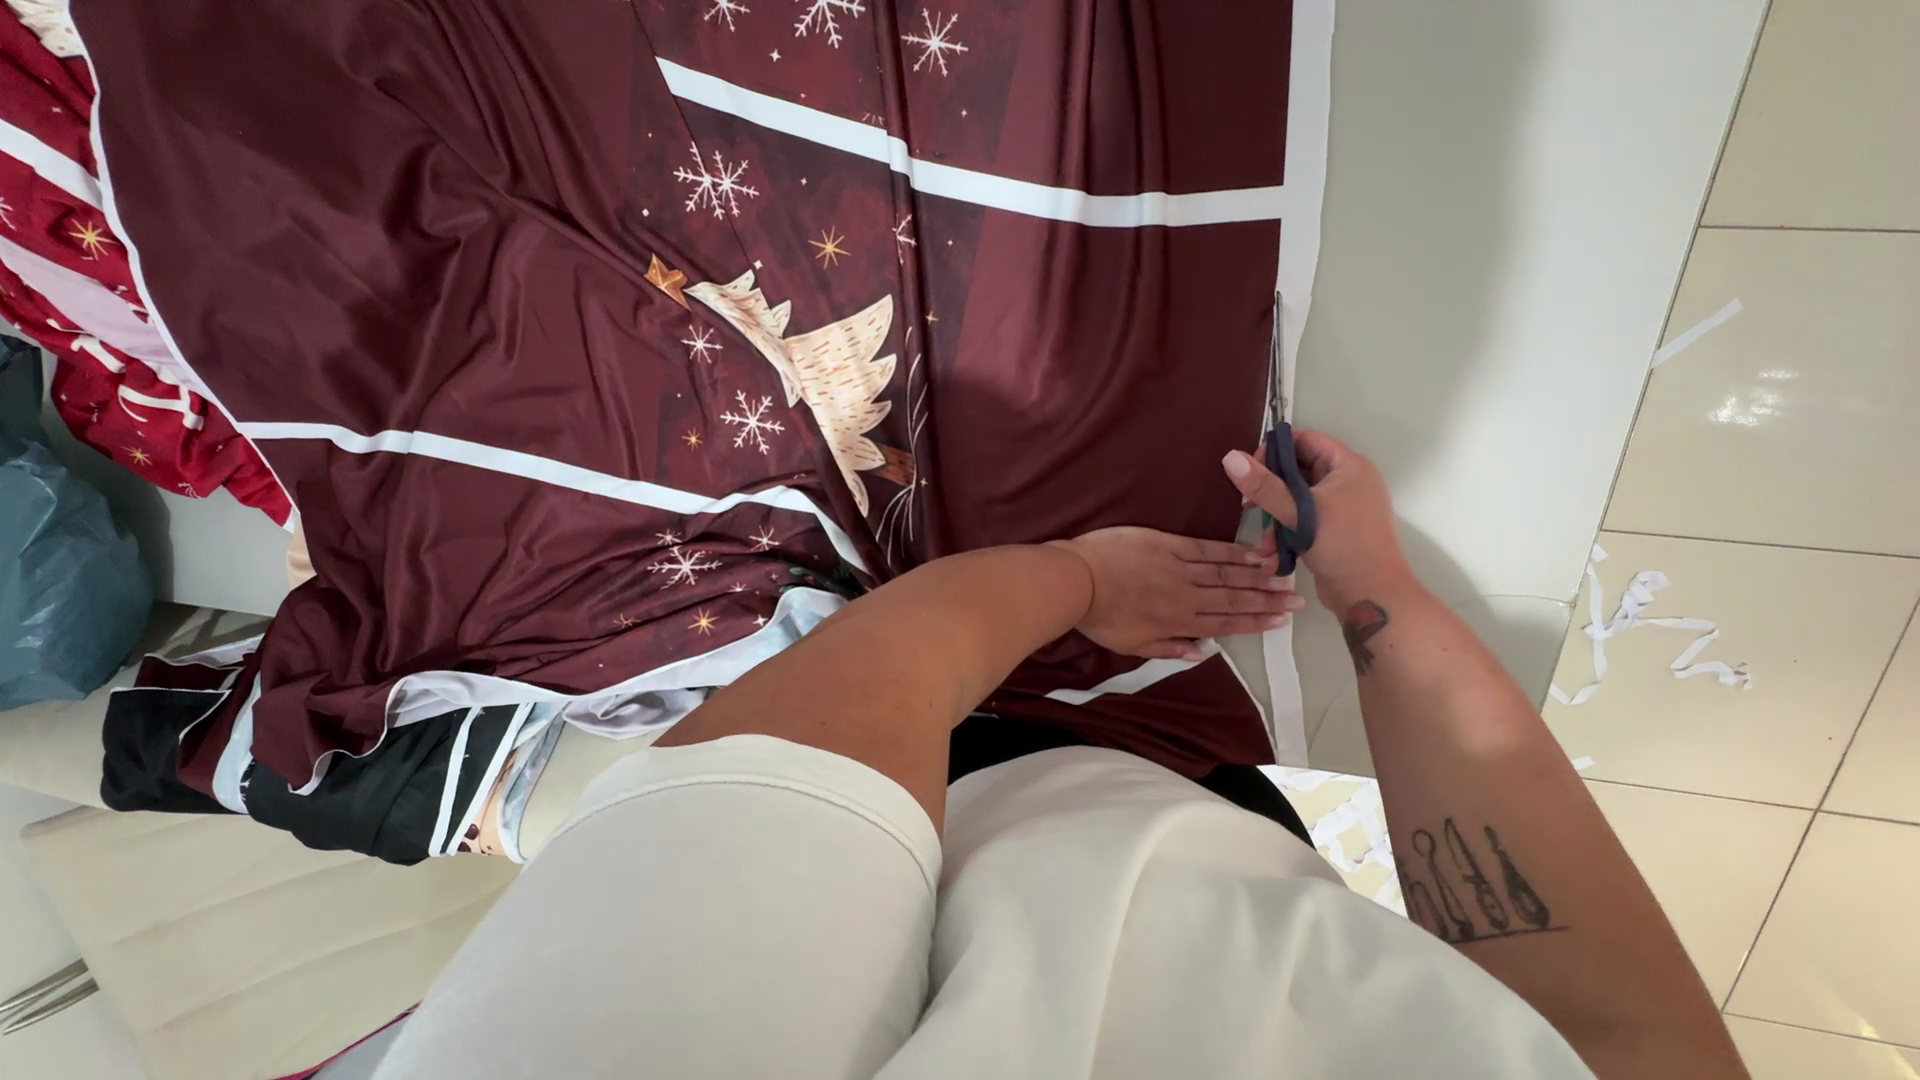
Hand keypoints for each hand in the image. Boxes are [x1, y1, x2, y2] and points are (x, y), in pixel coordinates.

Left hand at [1049, 527, 1303, 660]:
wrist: (1077, 580)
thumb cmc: (1099, 616)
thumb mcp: (1131, 646)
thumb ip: (1168, 649)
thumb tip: (1201, 653)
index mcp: (1178, 622)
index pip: (1225, 623)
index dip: (1255, 621)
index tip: (1280, 621)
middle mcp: (1187, 596)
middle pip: (1234, 597)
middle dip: (1266, 599)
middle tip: (1297, 599)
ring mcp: (1180, 568)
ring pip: (1227, 573)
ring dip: (1257, 575)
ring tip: (1284, 576)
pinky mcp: (1169, 544)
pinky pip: (1207, 549)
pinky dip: (1232, 551)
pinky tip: (1252, 552)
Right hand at [1221, 430, 1414, 611]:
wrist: (1372, 596)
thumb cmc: (1342, 546)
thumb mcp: (1298, 513)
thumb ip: (1263, 486)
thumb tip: (1230, 458)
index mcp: (1348, 467)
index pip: (1306, 440)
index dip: (1275, 450)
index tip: (1250, 471)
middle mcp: (1348, 482)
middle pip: (1299, 470)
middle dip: (1270, 489)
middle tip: (1247, 505)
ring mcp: (1343, 507)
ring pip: (1298, 499)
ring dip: (1275, 517)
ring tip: (1261, 540)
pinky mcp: (1335, 530)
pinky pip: (1304, 520)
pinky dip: (1287, 533)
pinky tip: (1271, 553)